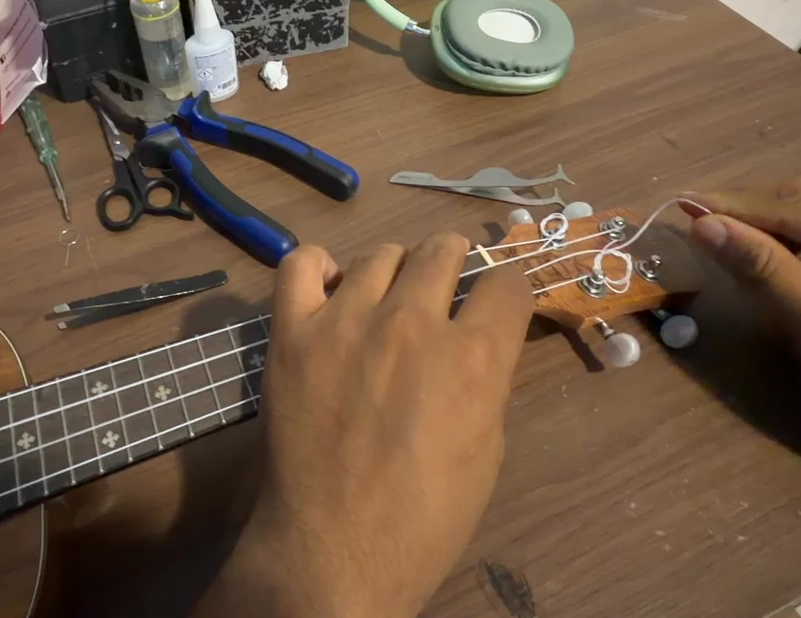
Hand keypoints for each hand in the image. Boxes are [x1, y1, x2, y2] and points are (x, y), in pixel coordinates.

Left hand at [196, 234, 532, 617]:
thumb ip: (486, 376)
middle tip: (443, 279)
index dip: (507, 288)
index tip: (496, 296)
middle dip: (452, 259)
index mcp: (472, 359)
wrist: (334, 551)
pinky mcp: (293, 330)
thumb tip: (477, 332)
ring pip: (381, 254)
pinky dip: (319, 265)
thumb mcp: (486, 448)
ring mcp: (346, 321)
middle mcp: (412, 324)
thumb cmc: (423, 516)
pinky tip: (331, 286)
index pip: (506, 284)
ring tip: (389, 291)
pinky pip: (301, 263)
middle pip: (442, 250)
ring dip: (395, 268)